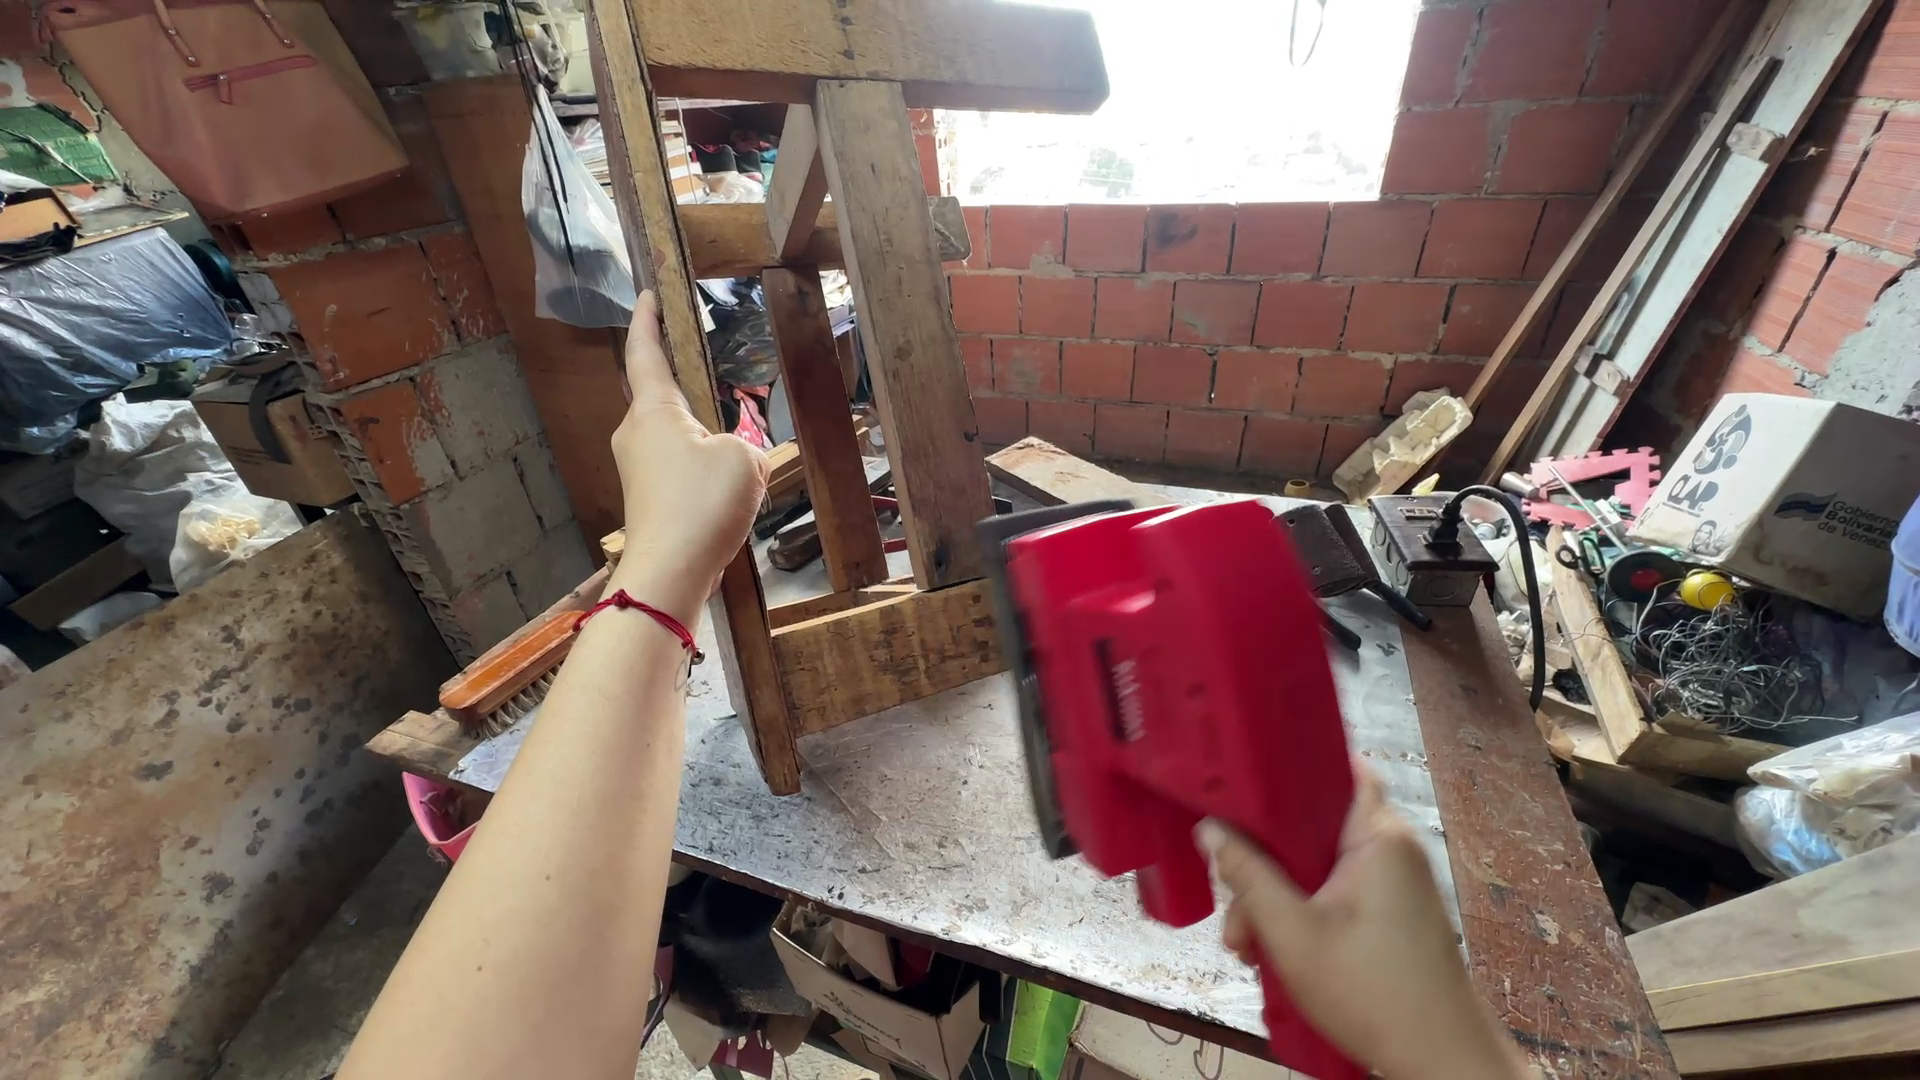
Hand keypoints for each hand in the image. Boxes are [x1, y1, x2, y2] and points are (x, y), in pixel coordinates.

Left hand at [609, 291, 767, 624]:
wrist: (670, 572)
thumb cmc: (702, 504)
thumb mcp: (744, 460)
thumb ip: (745, 444)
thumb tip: (735, 455)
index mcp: (653, 412)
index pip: (645, 353)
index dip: (648, 321)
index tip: (649, 295)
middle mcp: (635, 434)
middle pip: (664, 399)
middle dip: (693, 393)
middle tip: (724, 387)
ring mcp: (638, 469)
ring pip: (676, 438)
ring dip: (705, 440)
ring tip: (739, 457)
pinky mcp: (649, 498)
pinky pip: (679, 468)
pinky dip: (703, 469)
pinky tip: (729, 489)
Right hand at [1198, 763, 1530, 1079]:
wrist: (1445, 1071)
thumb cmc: (1370, 992)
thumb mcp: (1290, 931)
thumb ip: (1246, 873)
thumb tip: (1209, 828)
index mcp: (1377, 836)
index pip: (1340, 766)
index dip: (1292, 762)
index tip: (1244, 774)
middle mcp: (1390, 848)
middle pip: (1310, 825)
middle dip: (1263, 861)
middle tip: (1233, 904)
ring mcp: (1392, 882)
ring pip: (1314, 863)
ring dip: (1275, 895)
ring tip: (1247, 944)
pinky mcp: (1389, 911)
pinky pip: (1332, 888)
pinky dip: (1300, 909)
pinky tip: (1271, 949)